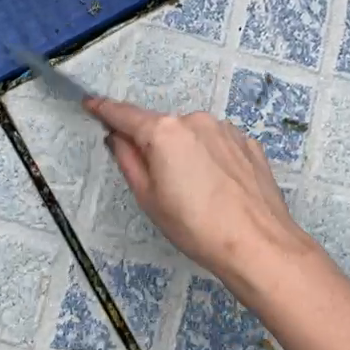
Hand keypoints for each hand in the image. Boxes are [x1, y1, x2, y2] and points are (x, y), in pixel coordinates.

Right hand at [83, 97, 311, 287]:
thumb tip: (118, 138)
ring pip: (191, 137)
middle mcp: (195, 121)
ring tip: (197, 195)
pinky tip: (218, 189)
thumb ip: (128, 160)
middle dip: (154, 148)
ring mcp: (225, 130)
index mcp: (164, 132)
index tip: (91, 104)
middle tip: (161, 187)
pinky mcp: (248, 143)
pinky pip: (217, 145)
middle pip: (162, 129)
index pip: (125, 115)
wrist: (258, 245)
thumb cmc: (198, 228)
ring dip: (185, 155)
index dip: (104, 110)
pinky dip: (210, 160)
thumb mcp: (148, 198)